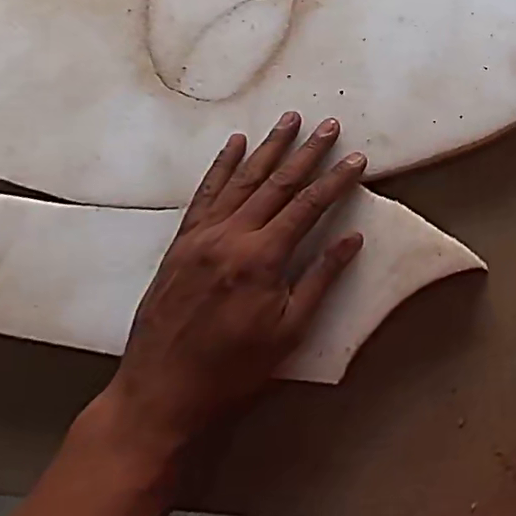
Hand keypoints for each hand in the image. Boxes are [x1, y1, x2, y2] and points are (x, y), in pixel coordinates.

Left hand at [87, 113, 365, 468]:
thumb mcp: (288, 332)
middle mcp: (231, 237)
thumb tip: (353, 239)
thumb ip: (321, 279)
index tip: (356, 158)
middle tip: (329, 125)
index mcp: (261, 259)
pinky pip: (205, 194)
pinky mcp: (181, 243)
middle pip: (277, 183)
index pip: (308, 206)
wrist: (159, 395)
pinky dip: (221, 166)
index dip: (336, 180)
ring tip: (288, 120)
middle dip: (307, 152)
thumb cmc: (233, 371)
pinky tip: (234, 144)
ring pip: (242, 180)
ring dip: (268, 147)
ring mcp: (201, 236)